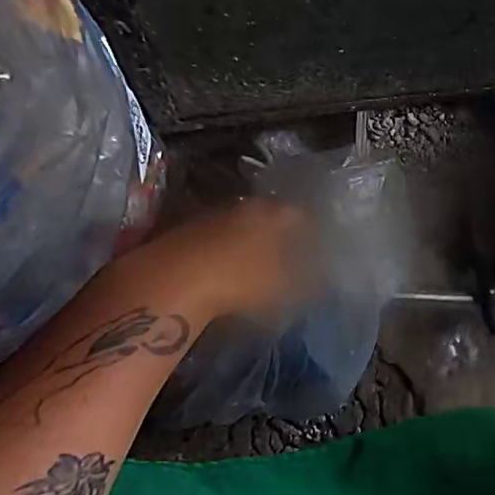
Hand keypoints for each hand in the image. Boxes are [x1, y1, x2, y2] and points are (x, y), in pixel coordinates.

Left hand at [103, 200, 314, 317]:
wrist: (172, 281)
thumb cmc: (241, 282)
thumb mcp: (286, 289)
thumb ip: (310, 281)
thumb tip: (323, 278)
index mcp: (275, 213)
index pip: (303, 217)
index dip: (312, 234)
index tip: (316, 251)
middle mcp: (245, 206)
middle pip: (271, 216)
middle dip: (281, 235)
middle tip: (289, 257)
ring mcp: (212, 214)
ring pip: (242, 224)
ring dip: (251, 241)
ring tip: (257, 265)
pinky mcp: (184, 228)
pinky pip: (216, 236)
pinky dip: (225, 249)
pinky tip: (227, 269)